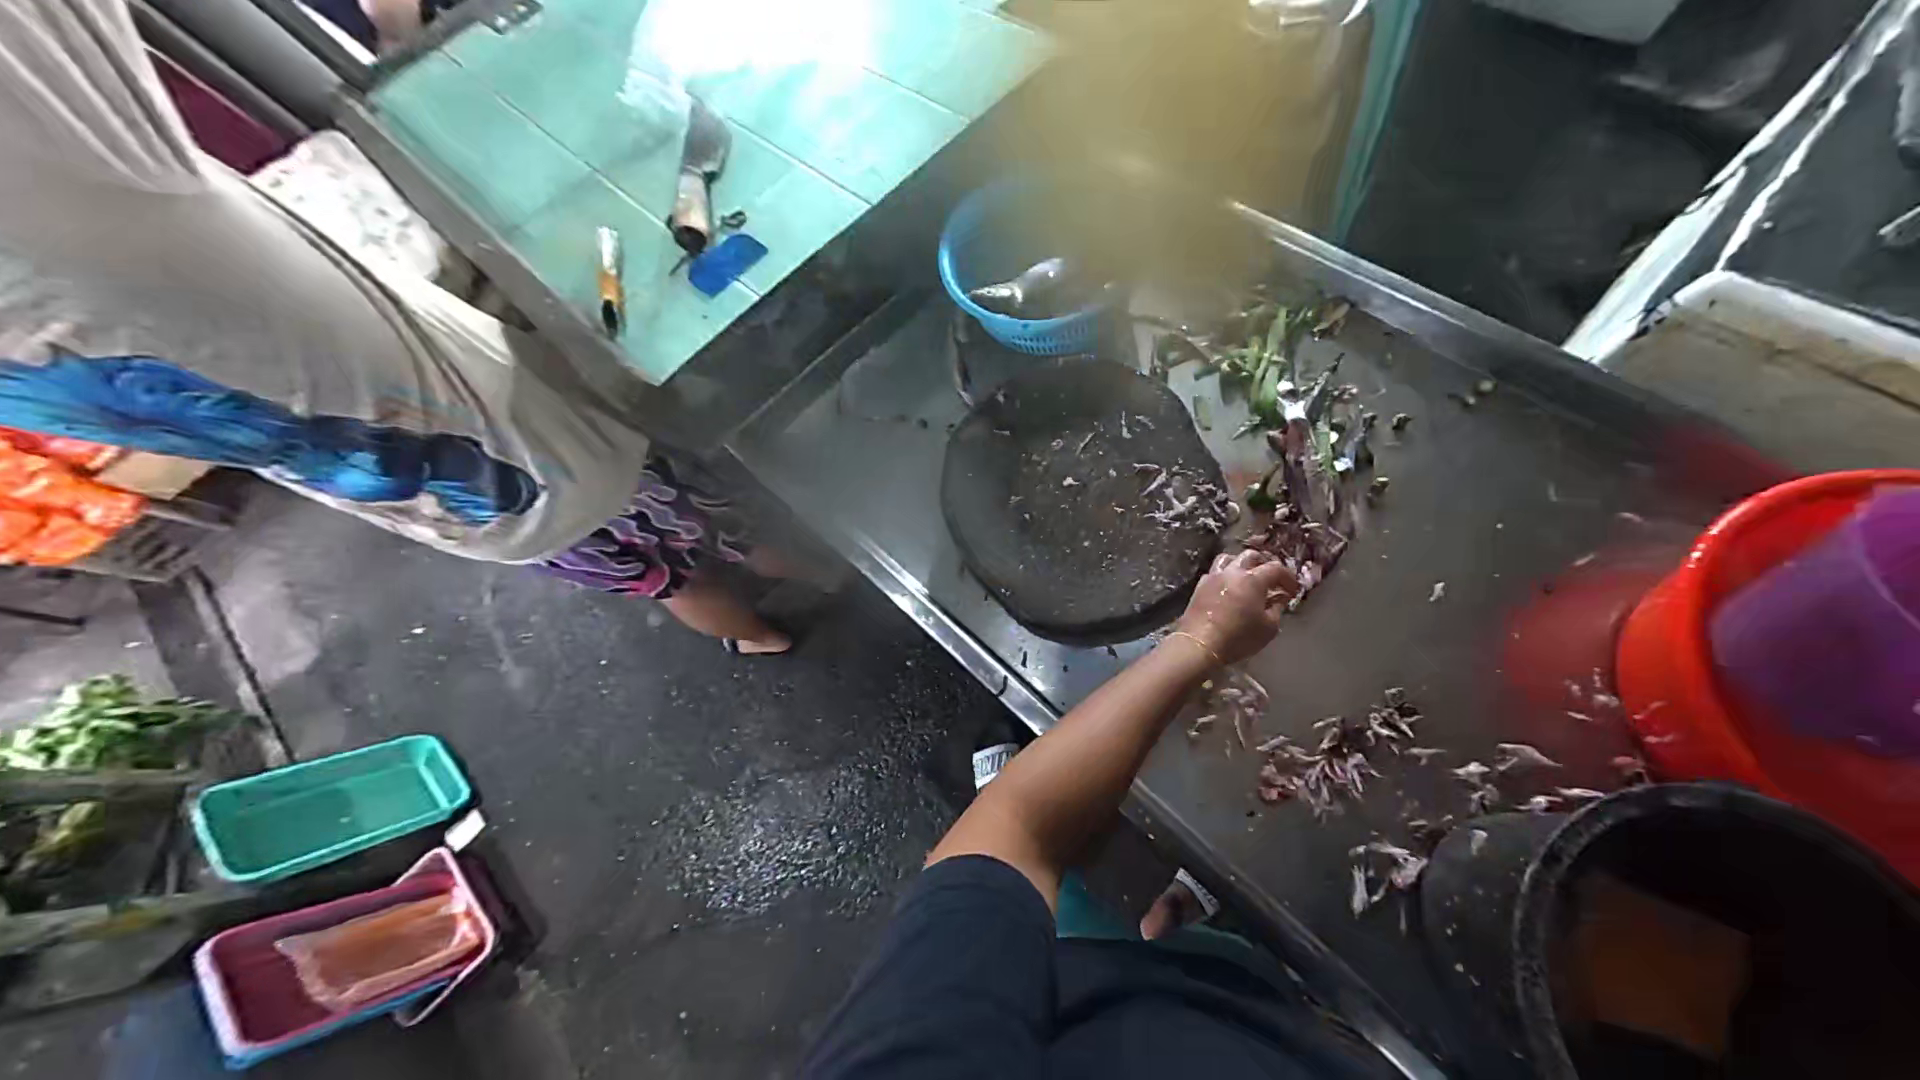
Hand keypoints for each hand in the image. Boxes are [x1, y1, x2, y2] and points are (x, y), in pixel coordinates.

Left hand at [1174, 549, 1297, 665]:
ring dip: (1241, 564)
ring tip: (1248, 578)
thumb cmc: (1238, 637)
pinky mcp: (1199, 586)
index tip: (1292, 590)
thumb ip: (1277, 607)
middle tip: (1271, 580)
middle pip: (1250, 556)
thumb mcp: (1269, 627)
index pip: (1275, 568)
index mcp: (1252, 579)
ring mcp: (1212, 577)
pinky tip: (1229, 588)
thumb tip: (1280, 597)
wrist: (1200, 644)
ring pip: (1228, 559)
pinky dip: (1225, 574)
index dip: (1288, 577)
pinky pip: (1215, 572)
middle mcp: (1231, 572)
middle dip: (1264, 564)